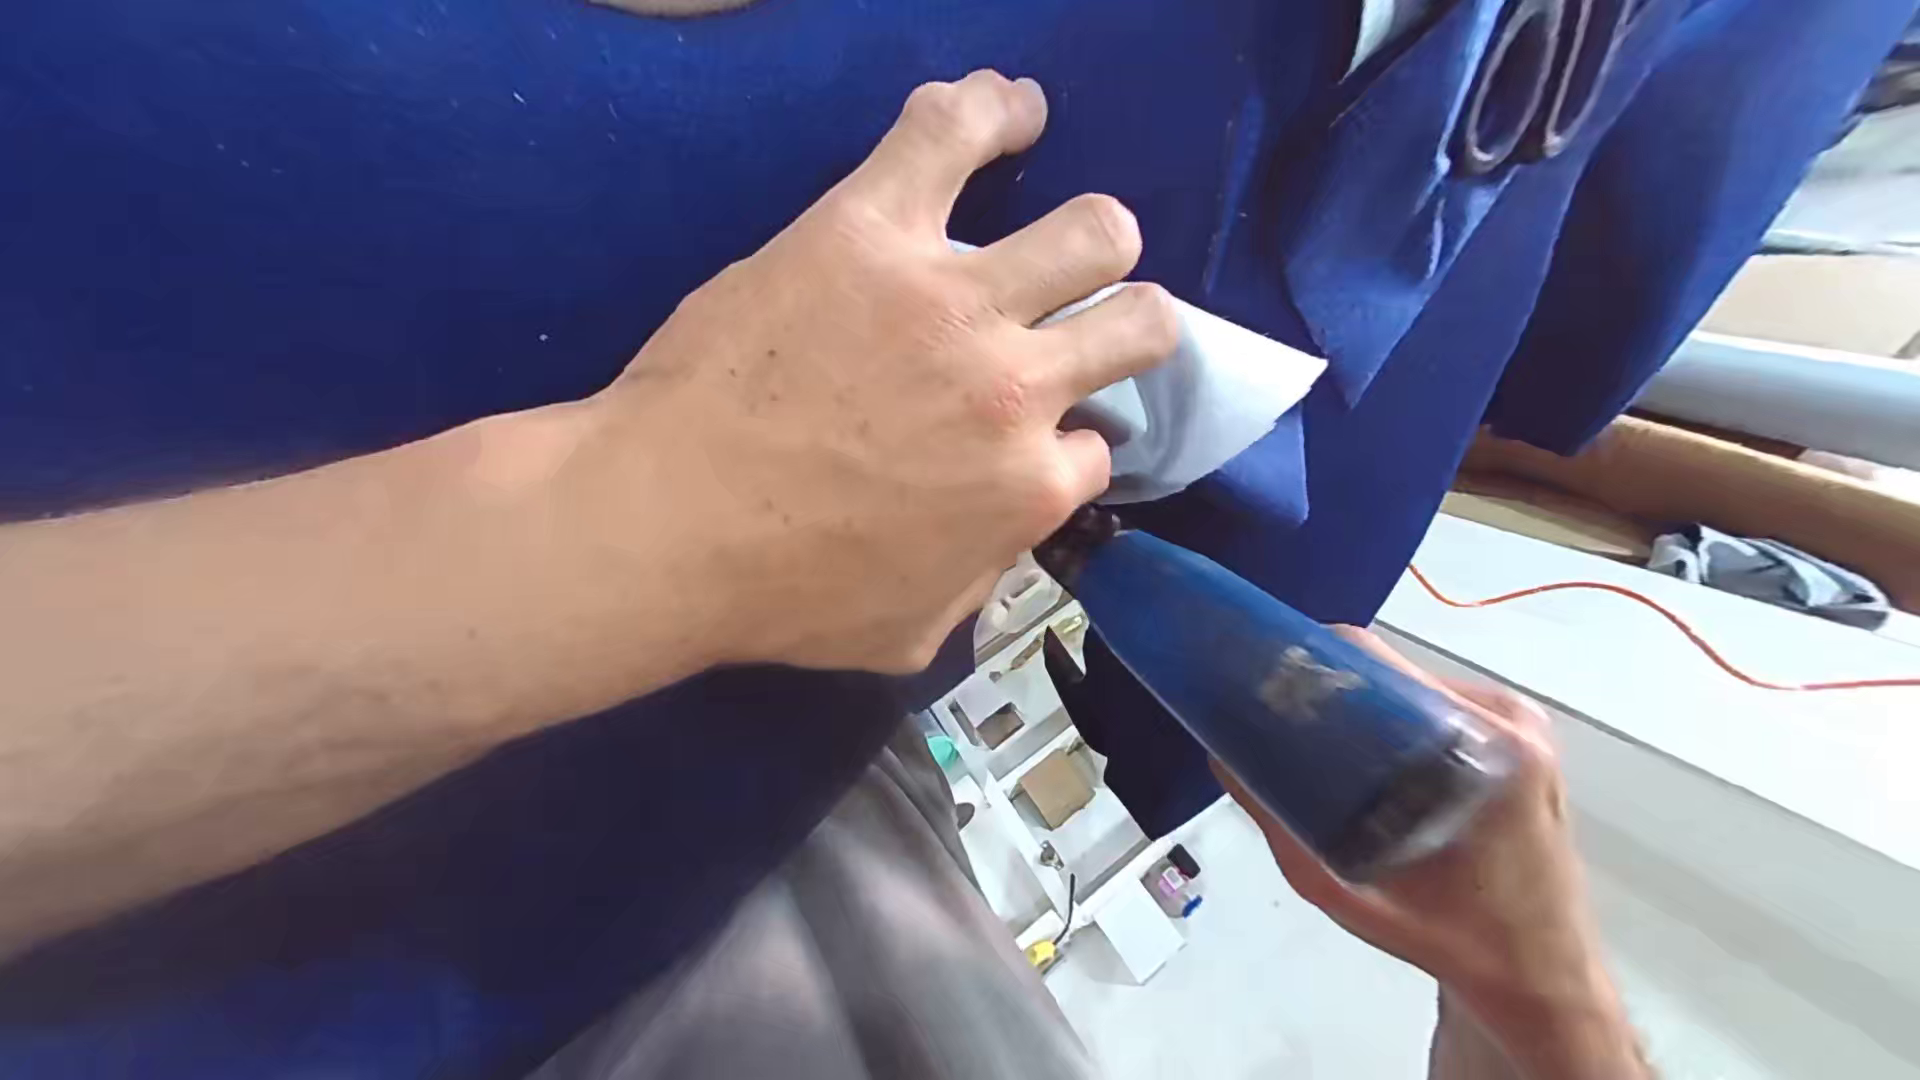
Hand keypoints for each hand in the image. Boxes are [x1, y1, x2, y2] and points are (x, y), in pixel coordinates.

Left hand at [555, 70, 1177, 673]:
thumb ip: (981, 586)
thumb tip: (1008, 540)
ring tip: (1080, 234)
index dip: (1072, 447)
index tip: (1037, 443)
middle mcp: (1019, 389)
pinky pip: (950, 133)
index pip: (1097, 449)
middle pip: (1135, 325)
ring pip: (1089, 231)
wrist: (664, 528)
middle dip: (1133, 328)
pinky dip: (990, 112)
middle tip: (1095, 329)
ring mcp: (953, 302)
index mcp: (1028, 488)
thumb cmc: (787, 599)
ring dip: (1098, 236)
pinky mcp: (871, 232)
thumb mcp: (911, 634)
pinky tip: (1007, 110)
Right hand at [1216, 627, 1649, 1078]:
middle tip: (1278, 711)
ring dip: (1353, 695)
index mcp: (1481, 745)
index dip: (1309, 659)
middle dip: (1324, 679)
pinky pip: (1428, 696)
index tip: (1265, 680)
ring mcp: (1517, 721)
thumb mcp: (1340, 886)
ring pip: (1403, 677)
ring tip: (1314, 731)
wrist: (1537, 973)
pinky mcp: (1517, 731)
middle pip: (1385, 664)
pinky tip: (1361, 746)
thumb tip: (1222, 755)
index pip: (1373, 663)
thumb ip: (1275, 821)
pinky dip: (1384, 708)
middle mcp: (1505, 719)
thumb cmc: (1442, 933)